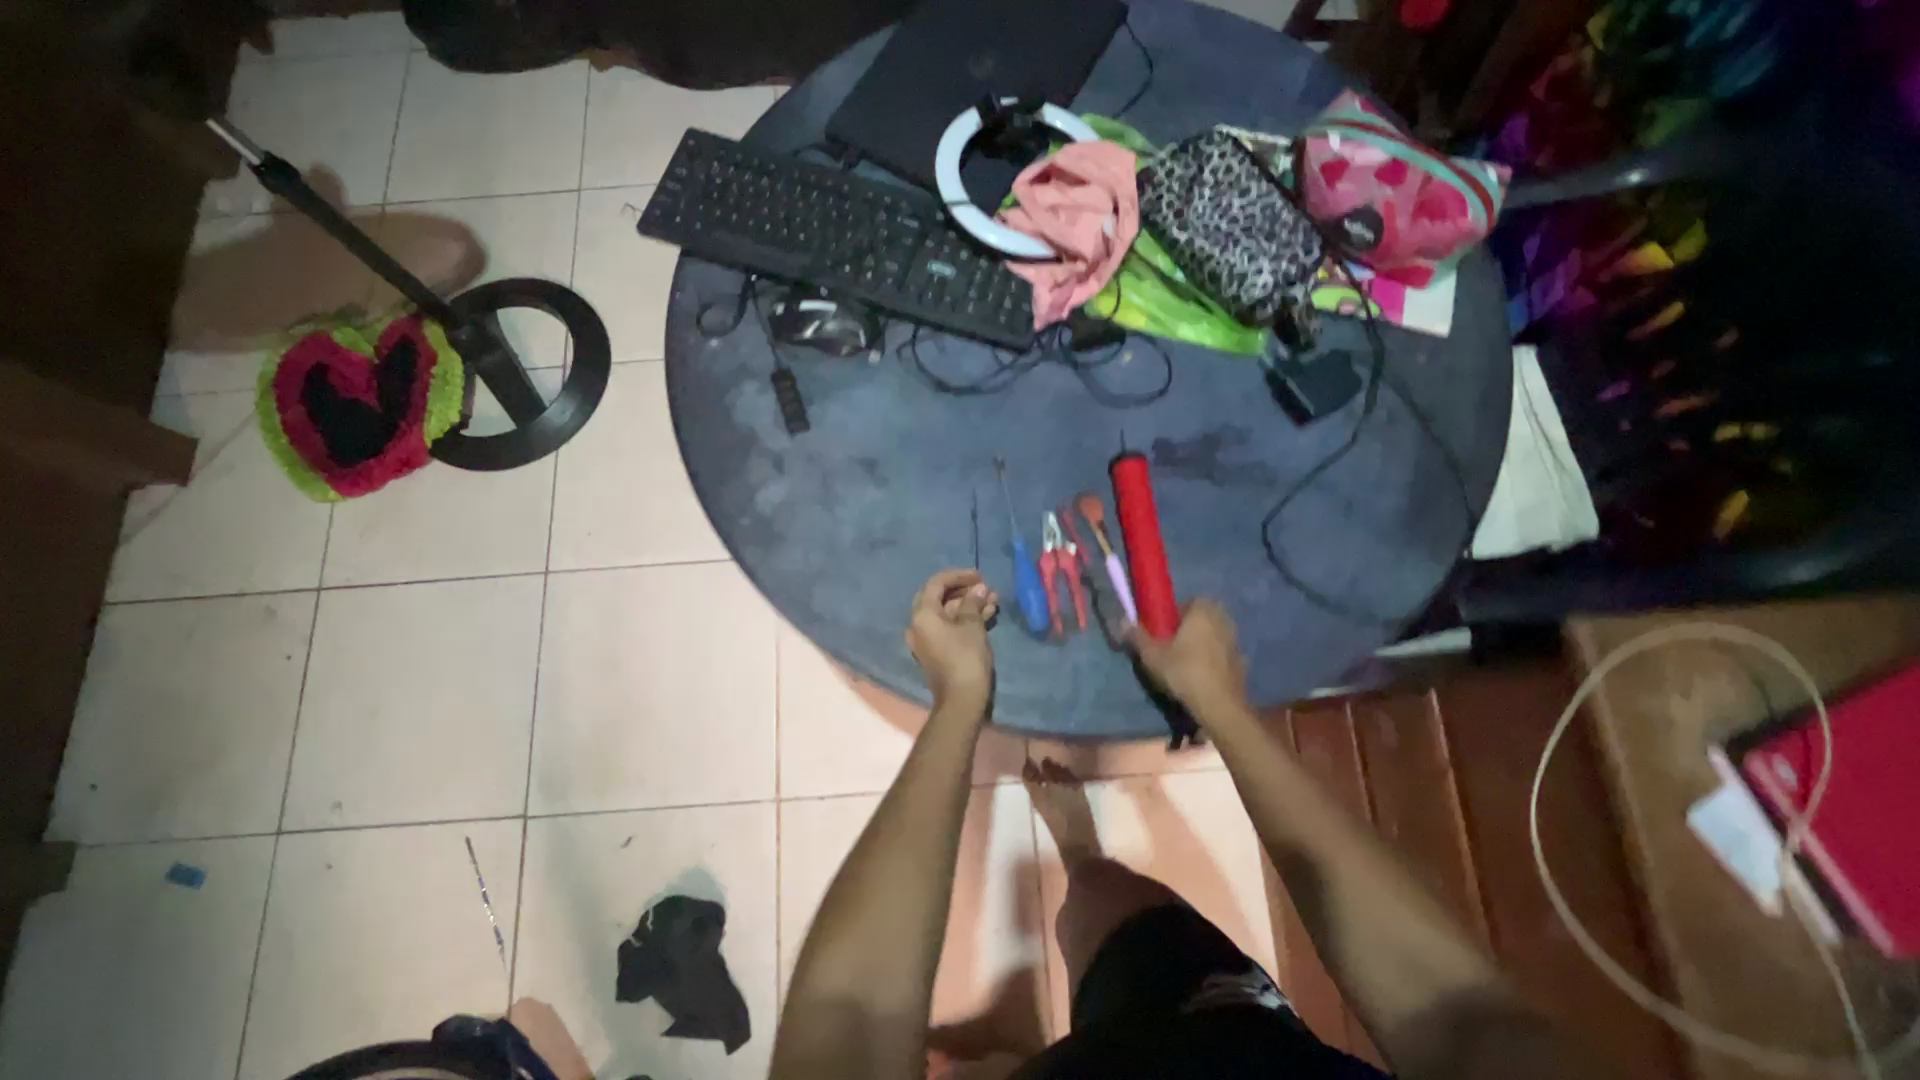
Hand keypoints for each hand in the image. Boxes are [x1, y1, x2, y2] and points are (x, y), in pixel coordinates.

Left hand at [905, 569, 999, 708]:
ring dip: (968, 605)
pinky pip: (949, 627)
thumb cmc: (966, 658)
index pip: (936, 584)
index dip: (958, 575)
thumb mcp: (972, 626)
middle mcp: (918, 625)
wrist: (961, 700)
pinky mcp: (936, 651)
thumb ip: (973, 602)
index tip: (980, 575)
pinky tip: (988, 614)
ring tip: (994, 600)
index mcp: (922, 615)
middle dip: (964, 591)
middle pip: (939, 598)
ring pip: (947, 614)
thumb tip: (979, 589)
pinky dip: (965, 619)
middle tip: (986, 588)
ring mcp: (926, 640)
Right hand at [1128, 599, 1247, 710]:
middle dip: (1188, 629)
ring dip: (1201, 645)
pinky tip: (1199, 677)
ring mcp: (1235, 642)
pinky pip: (1221, 655)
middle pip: (1202, 619)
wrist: (1219, 704)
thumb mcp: (1152, 655)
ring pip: (1213, 637)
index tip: (1162, 630)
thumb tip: (1122, 620)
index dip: (1174, 614)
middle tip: (1170, 647)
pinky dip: (1212, 661)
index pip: (1189, 602)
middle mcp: (1223, 620)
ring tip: (1183, 664)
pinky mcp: (1242, 663)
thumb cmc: (1183, 671)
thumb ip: (1137, 636)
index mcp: (1203, 611)